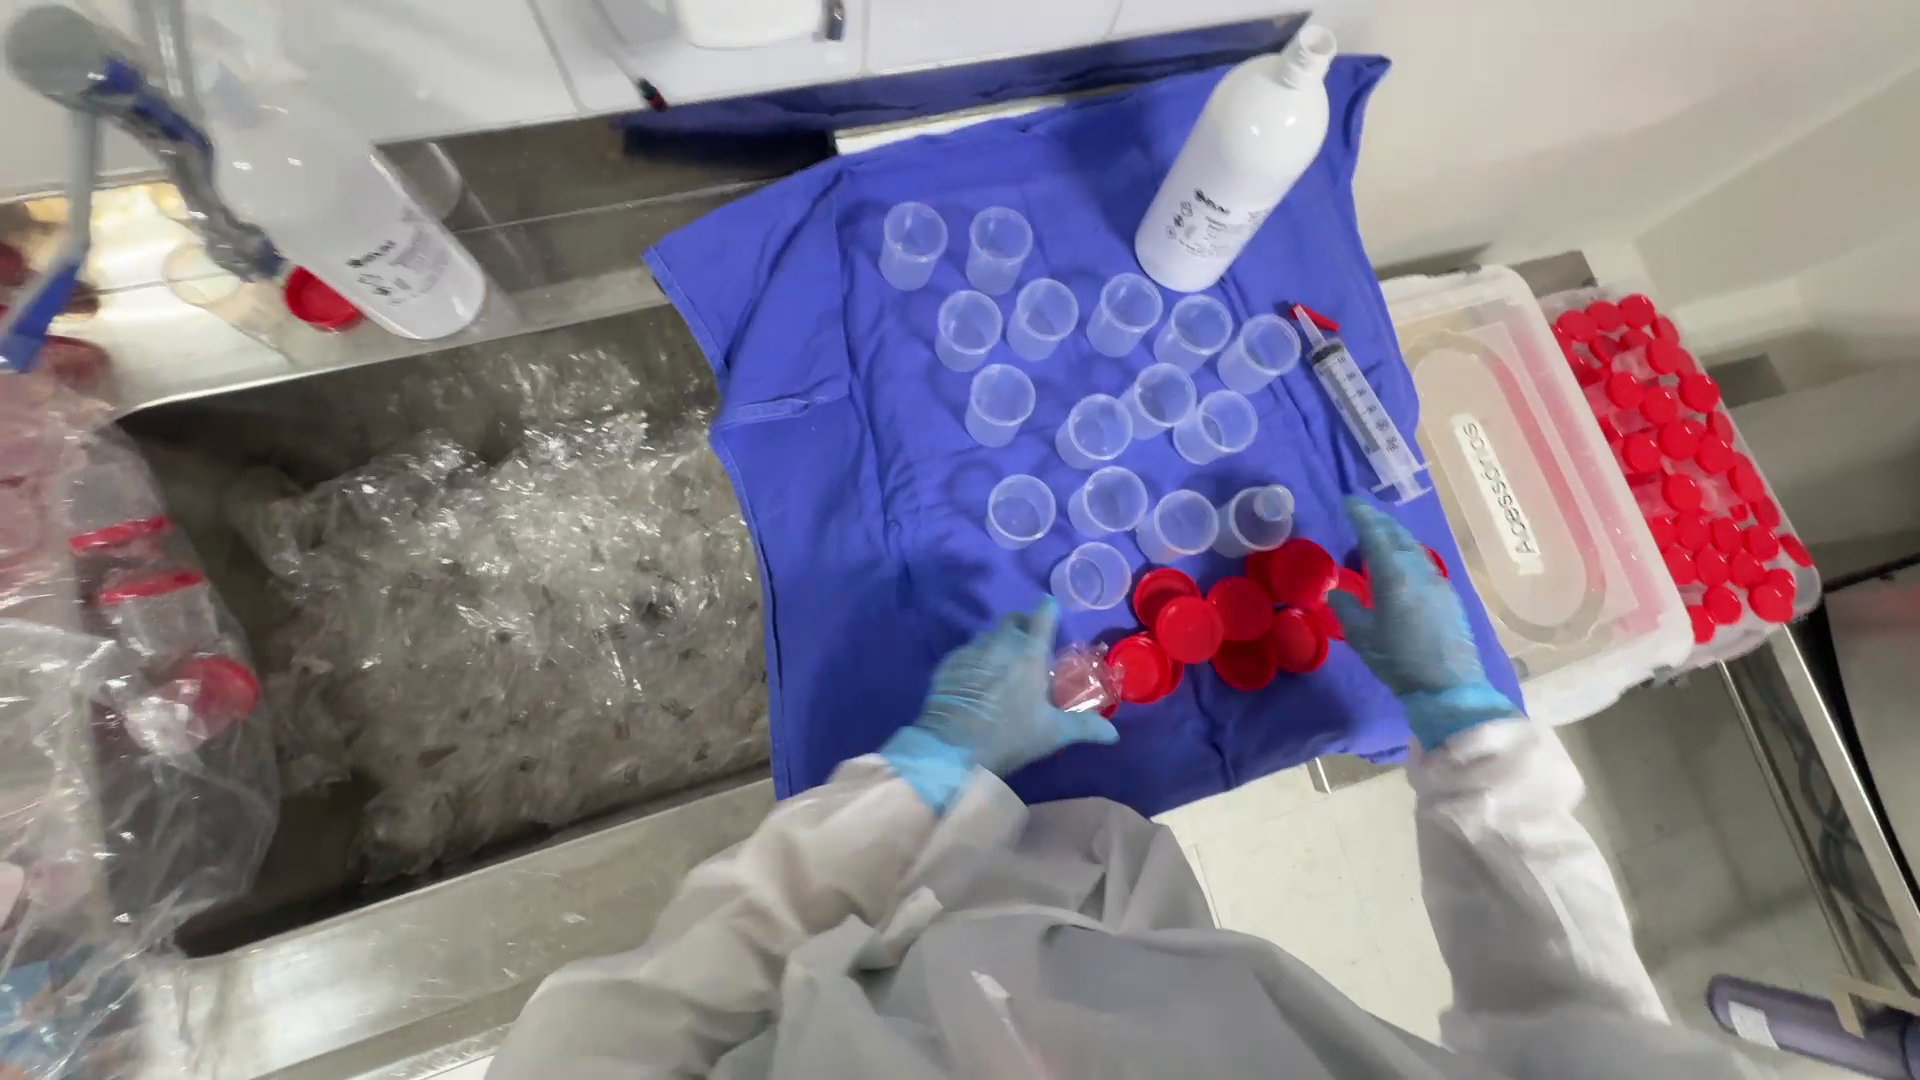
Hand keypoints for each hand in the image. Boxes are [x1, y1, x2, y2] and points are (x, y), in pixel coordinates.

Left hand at [881, 598, 1118, 810]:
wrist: (953, 747)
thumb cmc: (1010, 735)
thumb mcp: (1052, 733)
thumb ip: (1084, 727)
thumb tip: (1113, 735)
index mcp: (1030, 654)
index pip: (1042, 618)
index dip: (1048, 609)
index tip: (1050, 606)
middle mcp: (1001, 643)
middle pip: (1013, 620)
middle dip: (1022, 624)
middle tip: (1029, 640)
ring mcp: (971, 650)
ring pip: (988, 635)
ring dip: (998, 643)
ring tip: (1002, 663)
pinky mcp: (948, 662)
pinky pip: (966, 652)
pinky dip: (975, 660)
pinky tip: (976, 679)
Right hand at [1326, 498, 1518, 748]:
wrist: (1448, 688)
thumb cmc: (1398, 661)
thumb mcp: (1361, 637)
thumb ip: (1347, 608)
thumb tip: (1338, 592)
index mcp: (1395, 577)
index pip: (1376, 536)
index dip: (1362, 517)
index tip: (1349, 502)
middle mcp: (1420, 573)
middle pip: (1400, 537)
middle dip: (1380, 521)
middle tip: (1362, 513)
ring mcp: (1439, 584)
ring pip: (1414, 549)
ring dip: (1395, 536)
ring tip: (1379, 533)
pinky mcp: (1449, 598)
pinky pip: (1423, 564)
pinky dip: (1407, 554)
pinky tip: (1400, 563)